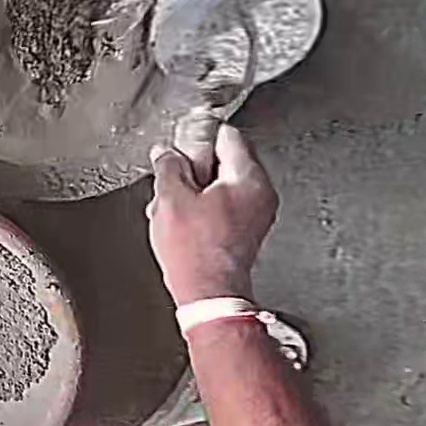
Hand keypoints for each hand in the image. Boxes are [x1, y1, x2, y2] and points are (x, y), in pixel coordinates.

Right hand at [147, 123, 278, 304]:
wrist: (205, 290)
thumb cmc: (194, 249)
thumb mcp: (170, 197)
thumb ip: (168, 166)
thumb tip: (165, 153)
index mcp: (248, 179)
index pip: (229, 137)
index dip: (199, 135)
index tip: (180, 139)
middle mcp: (260, 194)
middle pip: (225, 160)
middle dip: (193, 165)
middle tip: (170, 174)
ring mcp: (254, 214)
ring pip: (220, 183)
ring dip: (192, 186)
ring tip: (170, 201)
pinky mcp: (243, 230)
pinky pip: (221, 204)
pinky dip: (200, 204)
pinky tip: (179, 217)